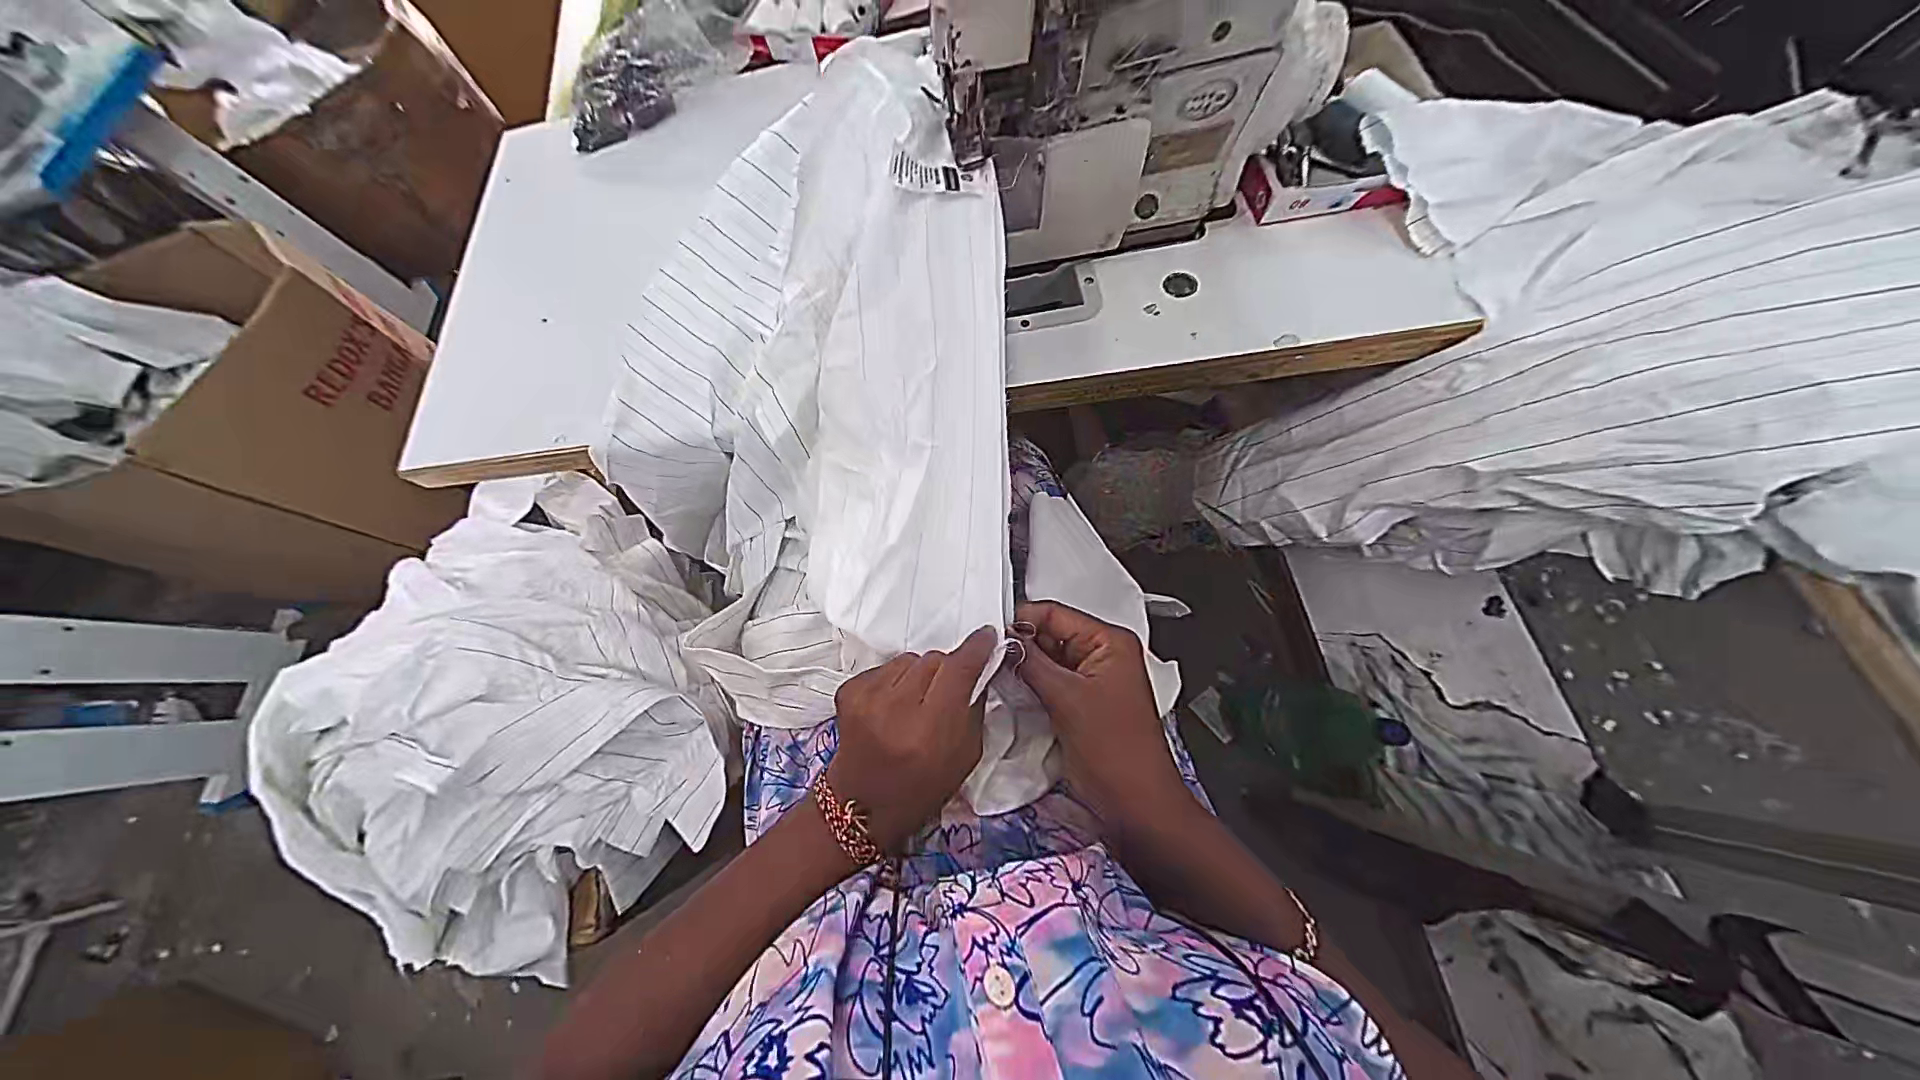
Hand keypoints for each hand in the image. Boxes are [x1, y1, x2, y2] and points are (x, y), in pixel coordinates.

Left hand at [825, 626, 997, 851]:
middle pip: (934, 659)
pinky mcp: (849, 691)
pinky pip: (886, 667)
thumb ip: (975, 706)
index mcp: (929, 732)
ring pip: (910, 658)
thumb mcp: (965, 755)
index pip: (958, 669)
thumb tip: (981, 665)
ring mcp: (867, 699)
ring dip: (919, 673)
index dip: (976, 649)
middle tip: (945, 695)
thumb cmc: (921, 786)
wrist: (863, 804)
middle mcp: (895, 710)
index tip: (986, 637)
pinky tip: (893, 706)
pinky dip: (895, 680)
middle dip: (946, 670)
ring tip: (917, 703)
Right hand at [1012, 601, 1192, 828]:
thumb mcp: (1066, 698)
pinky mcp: (1082, 703)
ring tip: (994, 674)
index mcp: (1109, 642)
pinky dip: (1031, 686)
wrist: (1135, 805)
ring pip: (1048, 660)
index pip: (1055, 614)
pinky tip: (1010, 692)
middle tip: (987, 657)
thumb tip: (1004, 641)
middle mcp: (1103, 655)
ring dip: (1024, 668)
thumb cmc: (1114, 750)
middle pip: (1050, 635)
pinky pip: (1051, 683)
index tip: (990, 633)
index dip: (1021, 620)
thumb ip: (1031, 663)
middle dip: (1020, 645)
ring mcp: (1092, 680)